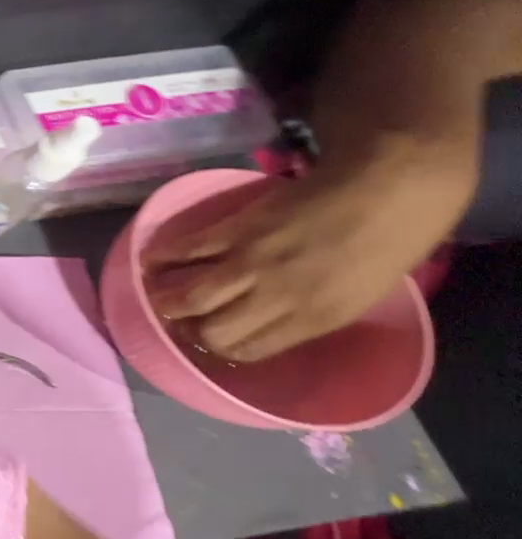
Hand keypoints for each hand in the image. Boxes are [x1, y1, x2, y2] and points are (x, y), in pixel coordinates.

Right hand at [143, 148, 471, 361]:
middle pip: (209, 330)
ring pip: (188, 298)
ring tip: (156, 297)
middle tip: (182, 321)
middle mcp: (276, 297)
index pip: (245, 351)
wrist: (388, 187)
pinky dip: (160, 259)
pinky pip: (184, 251)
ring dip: (164, 302)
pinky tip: (150, 262)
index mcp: (314, 318)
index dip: (220, 350)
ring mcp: (250, 262)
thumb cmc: (388, 244)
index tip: (210, 341)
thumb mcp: (359, 297)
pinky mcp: (233, 231)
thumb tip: (260, 324)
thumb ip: (306, 315)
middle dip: (188, 331)